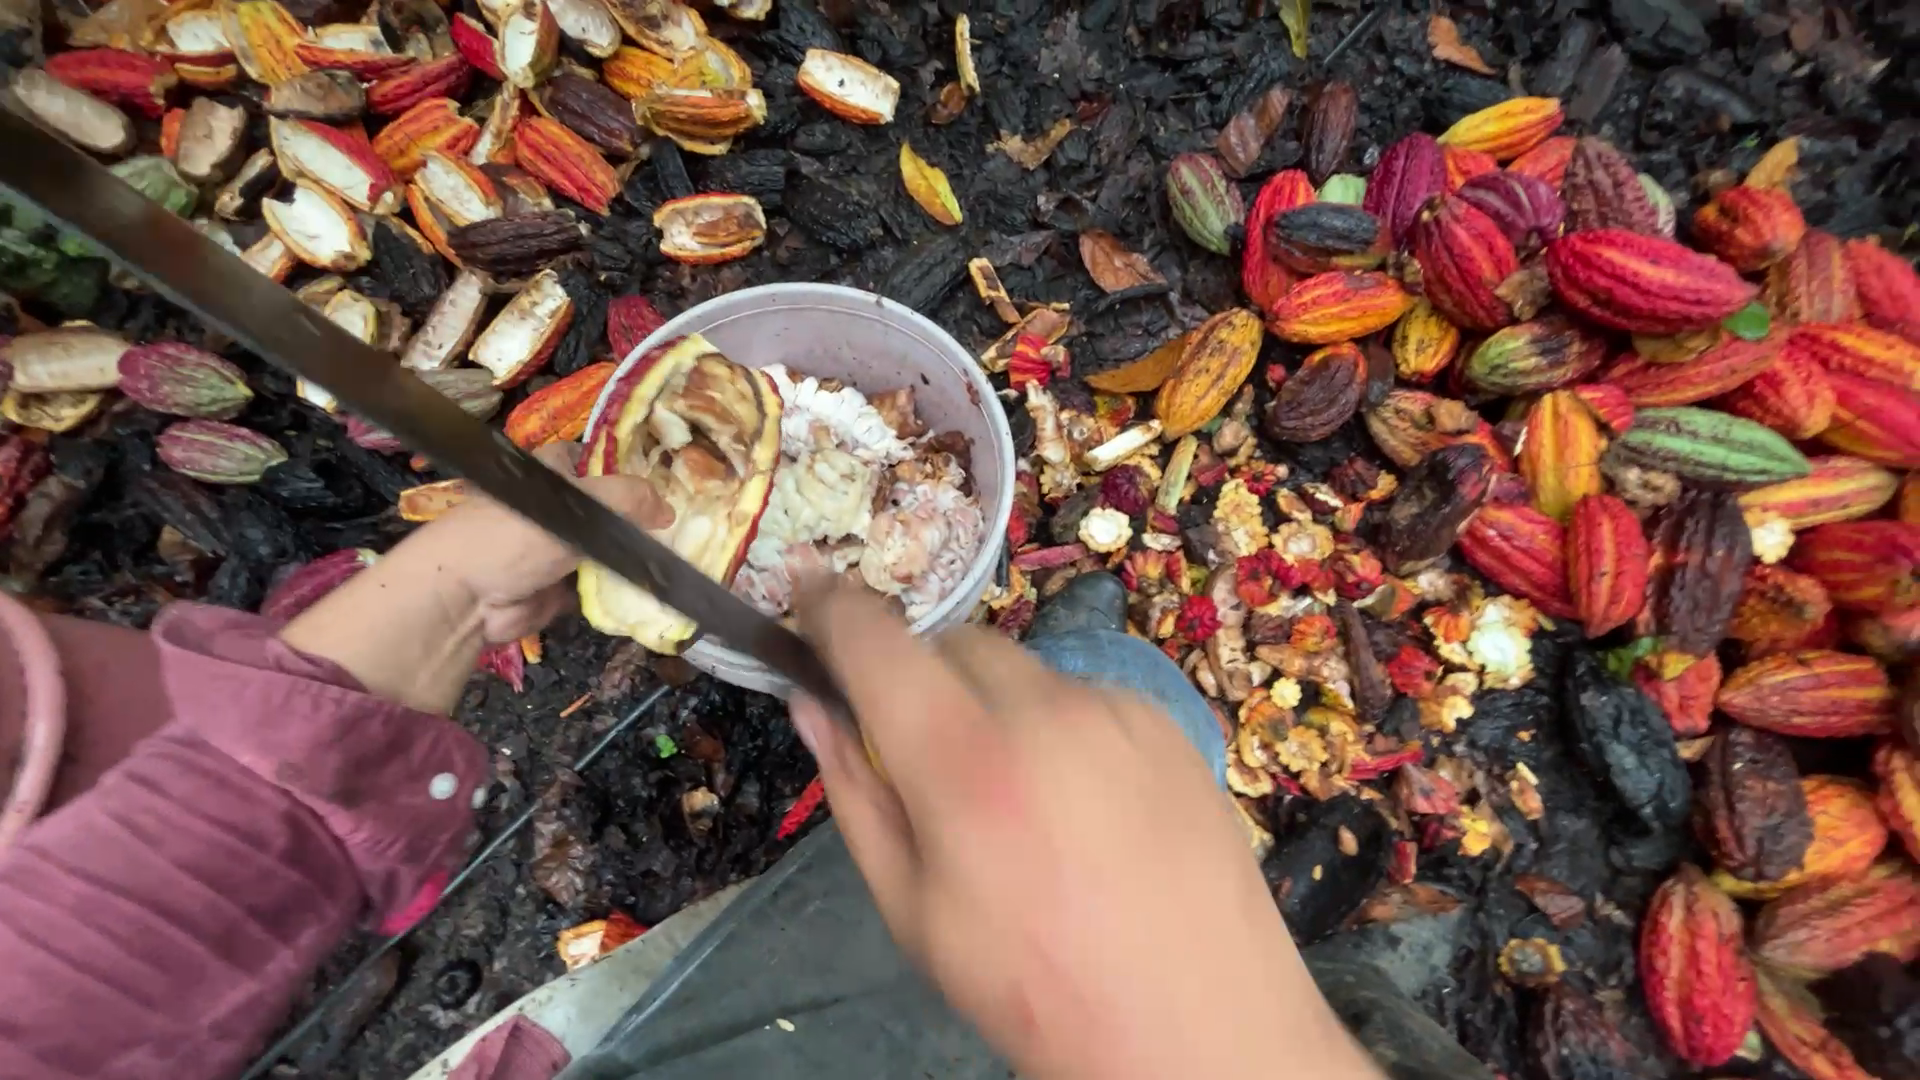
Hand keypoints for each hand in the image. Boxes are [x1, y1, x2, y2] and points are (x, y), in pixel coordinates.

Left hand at [279, 444, 662, 713]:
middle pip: (608, 506)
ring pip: (609, 546)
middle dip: (638, 517)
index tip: (664, 483)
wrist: (467, 599)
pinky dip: (622, 585)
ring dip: (633, 554)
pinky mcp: (562, 584)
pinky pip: (603, 581)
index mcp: (548, 473)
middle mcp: (553, 507)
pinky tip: (653, 582)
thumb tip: (670, 510)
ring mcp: (557, 548)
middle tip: (680, 523)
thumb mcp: (578, 504)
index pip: (595, 459)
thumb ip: (629, 499)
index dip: (627, 468)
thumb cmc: (514, 534)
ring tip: (676, 554)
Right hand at [789, 587, 1382, 1079]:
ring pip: (1017, 667)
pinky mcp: (1160, 716)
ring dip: (991, 701)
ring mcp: (1111, 706)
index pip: (877, 644)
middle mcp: (1042, 709)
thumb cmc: (1032, 983)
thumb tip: (811, 703)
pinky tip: (1079, 795)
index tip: (810, 587)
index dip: (832, 606)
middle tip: (927, 744)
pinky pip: (1079, 692)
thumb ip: (854, 790)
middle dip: (922, 674)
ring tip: (1016, 788)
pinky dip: (1055, 720)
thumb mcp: (912, 908)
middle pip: (952, 643)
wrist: (1198, 1025)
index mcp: (965, 763)